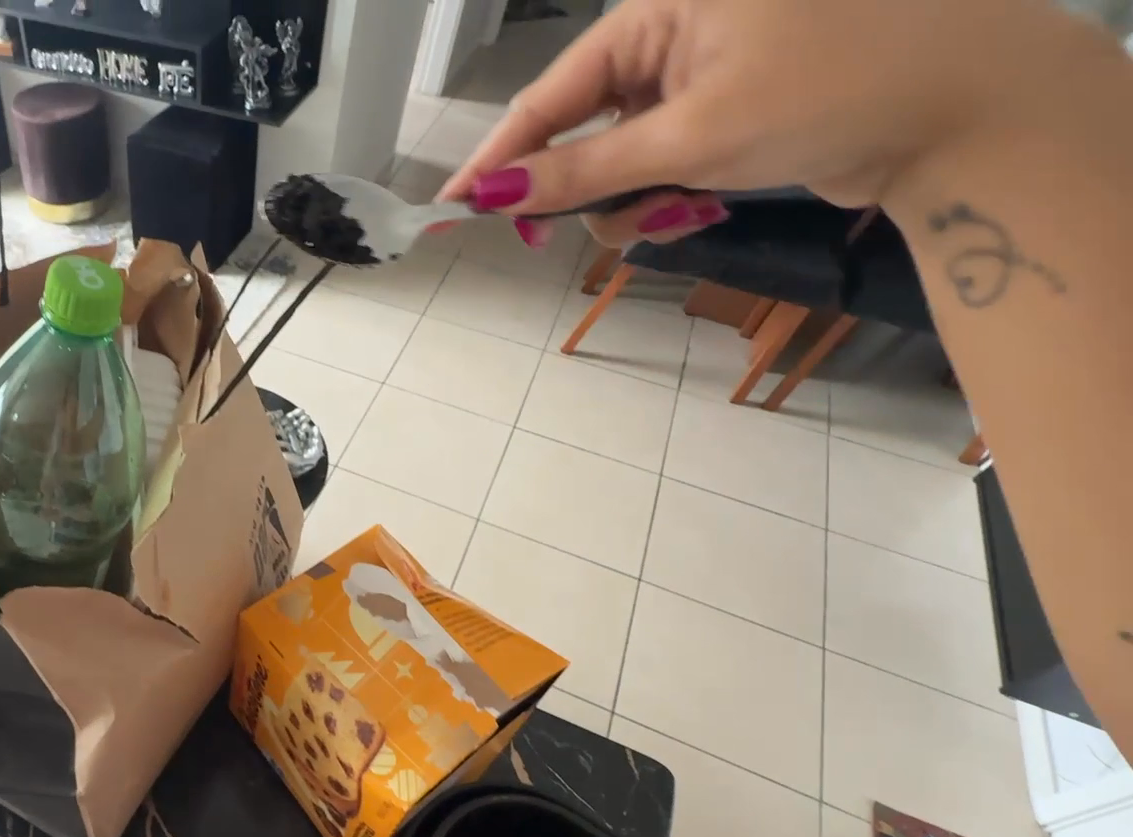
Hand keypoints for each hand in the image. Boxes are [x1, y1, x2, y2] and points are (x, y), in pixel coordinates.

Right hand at [436, 0, 1112, 246]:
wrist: (964, 113)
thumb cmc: (829, 94)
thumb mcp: (690, 137)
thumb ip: (581, 168)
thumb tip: (494, 194)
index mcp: (659, 12)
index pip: (548, 95)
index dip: (496, 157)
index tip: (452, 206)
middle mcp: (668, 39)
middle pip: (576, 131)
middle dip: (575, 189)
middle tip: (561, 235)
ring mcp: (693, 82)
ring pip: (612, 162)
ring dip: (624, 203)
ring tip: (675, 214)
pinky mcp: (716, 117)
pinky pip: (652, 169)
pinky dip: (659, 200)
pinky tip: (694, 207)